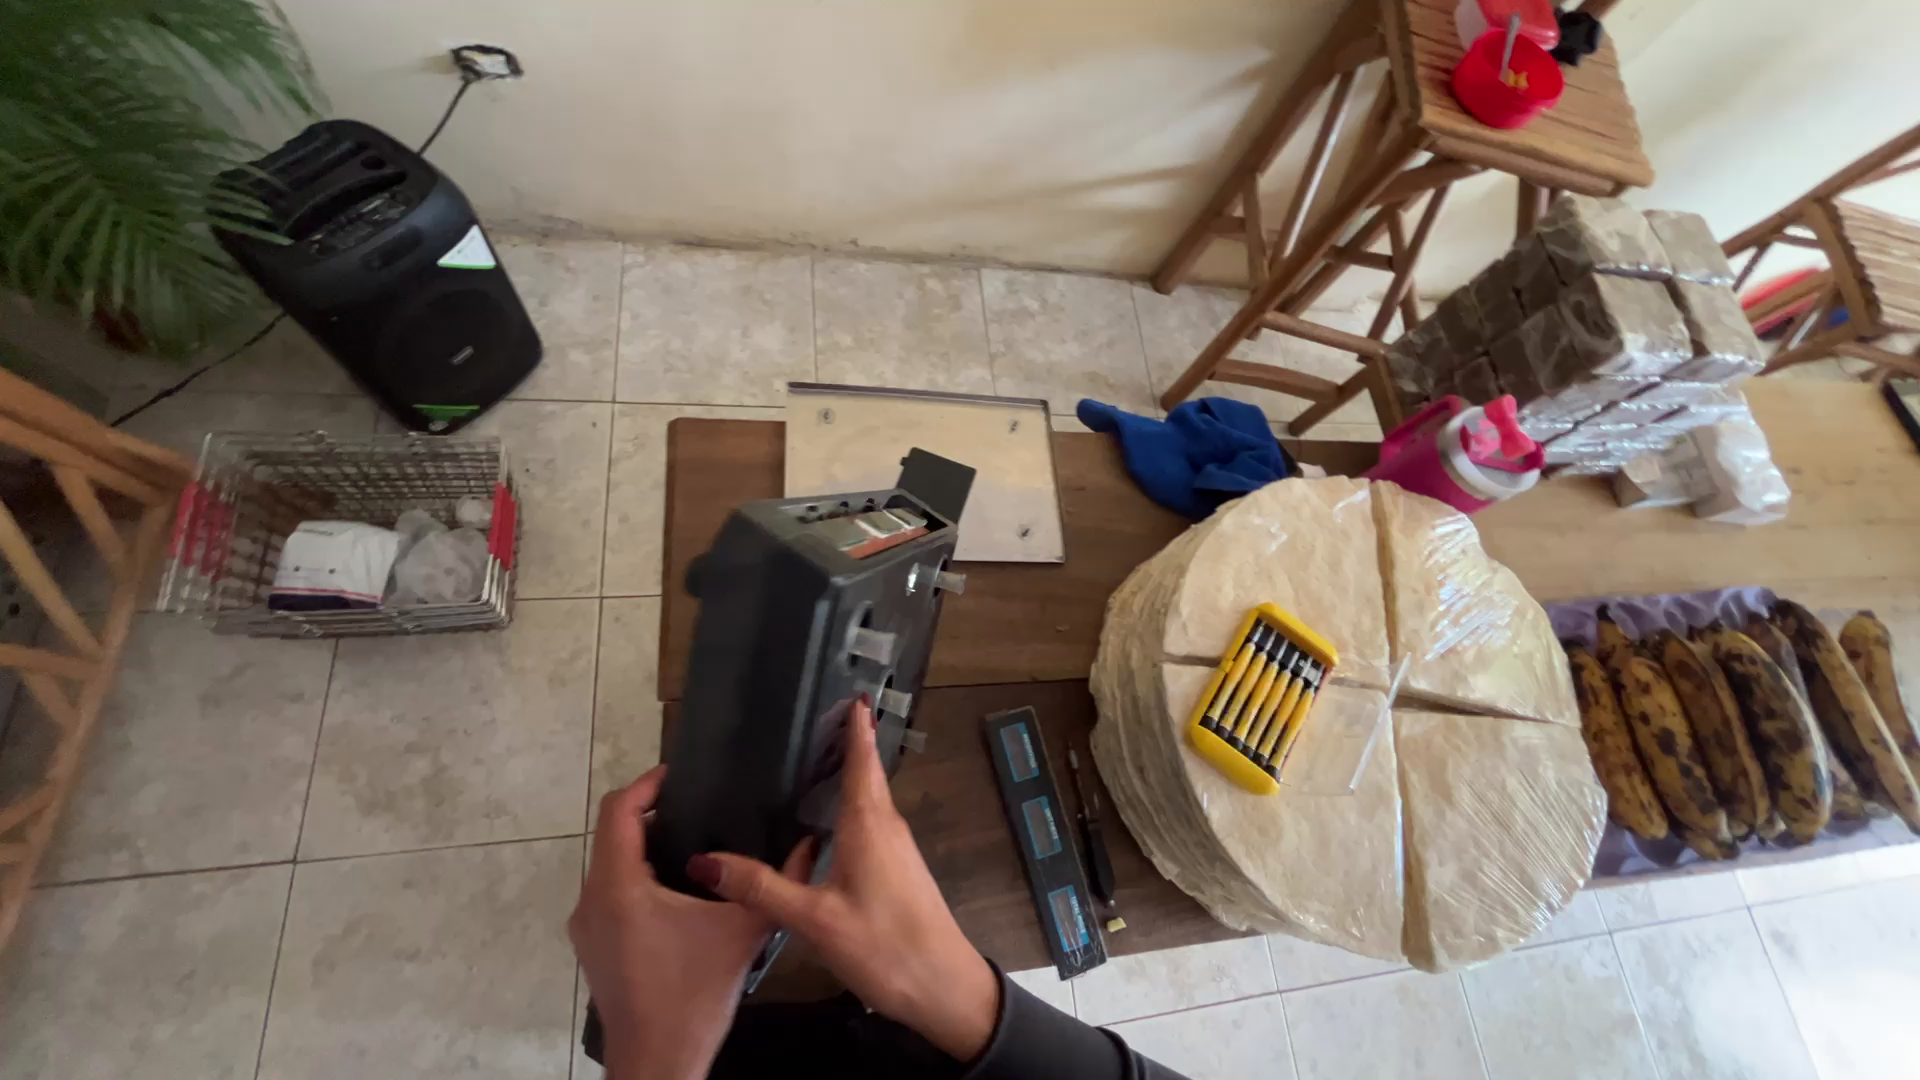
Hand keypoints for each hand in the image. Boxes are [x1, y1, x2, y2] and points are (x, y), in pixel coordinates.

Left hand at [569, 767, 808, 1079]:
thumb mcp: (746, 930)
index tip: (683, 773)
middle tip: (700, 800)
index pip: (619, 810)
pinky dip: (637, 869)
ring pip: (609, 859)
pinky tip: (679, 881)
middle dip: (651, 809)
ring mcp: (587, 923)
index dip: (648, 783)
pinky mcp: (592, 942)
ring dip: (645, 840)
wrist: (657, 1063)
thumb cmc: (696, 992)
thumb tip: (811, 841)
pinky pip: (609, 886)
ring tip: (695, 832)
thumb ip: (777, 882)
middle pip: (612, 830)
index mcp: (621, 887)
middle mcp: (593, 898)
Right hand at [690, 698, 999, 1061]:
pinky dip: (850, 804)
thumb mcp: (814, 919)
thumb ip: (762, 888)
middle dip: (847, 742)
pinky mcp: (897, 866)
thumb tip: (705, 860)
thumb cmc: (884, 944)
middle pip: (866, 771)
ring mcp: (896, 845)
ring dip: (849, 773)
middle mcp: (886, 824)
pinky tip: (827, 820)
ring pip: (869, 796)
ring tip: (814, 759)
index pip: (862, 759)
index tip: (852, 692)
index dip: (856, 726)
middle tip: (816, 717)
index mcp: (869, 822)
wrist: (943, 984)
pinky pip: (871, 819)